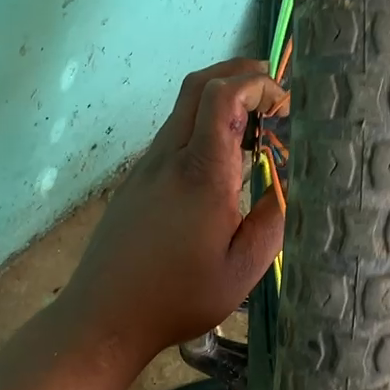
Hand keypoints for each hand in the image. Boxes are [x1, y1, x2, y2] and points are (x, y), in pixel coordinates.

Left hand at [59, 58, 287, 358]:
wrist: (104, 317)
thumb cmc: (178, 296)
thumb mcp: (243, 270)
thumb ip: (273, 221)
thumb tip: (285, 184)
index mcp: (201, 173)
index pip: (224, 95)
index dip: (258, 84)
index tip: (284, 105)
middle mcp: (171, 156)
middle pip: (199, 84)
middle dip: (240, 73)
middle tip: (273, 92)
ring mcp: (149, 164)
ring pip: (183, 105)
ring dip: (221, 97)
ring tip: (255, 125)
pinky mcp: (138, 178)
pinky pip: (174, 130)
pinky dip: (204, 121)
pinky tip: (223, 157)